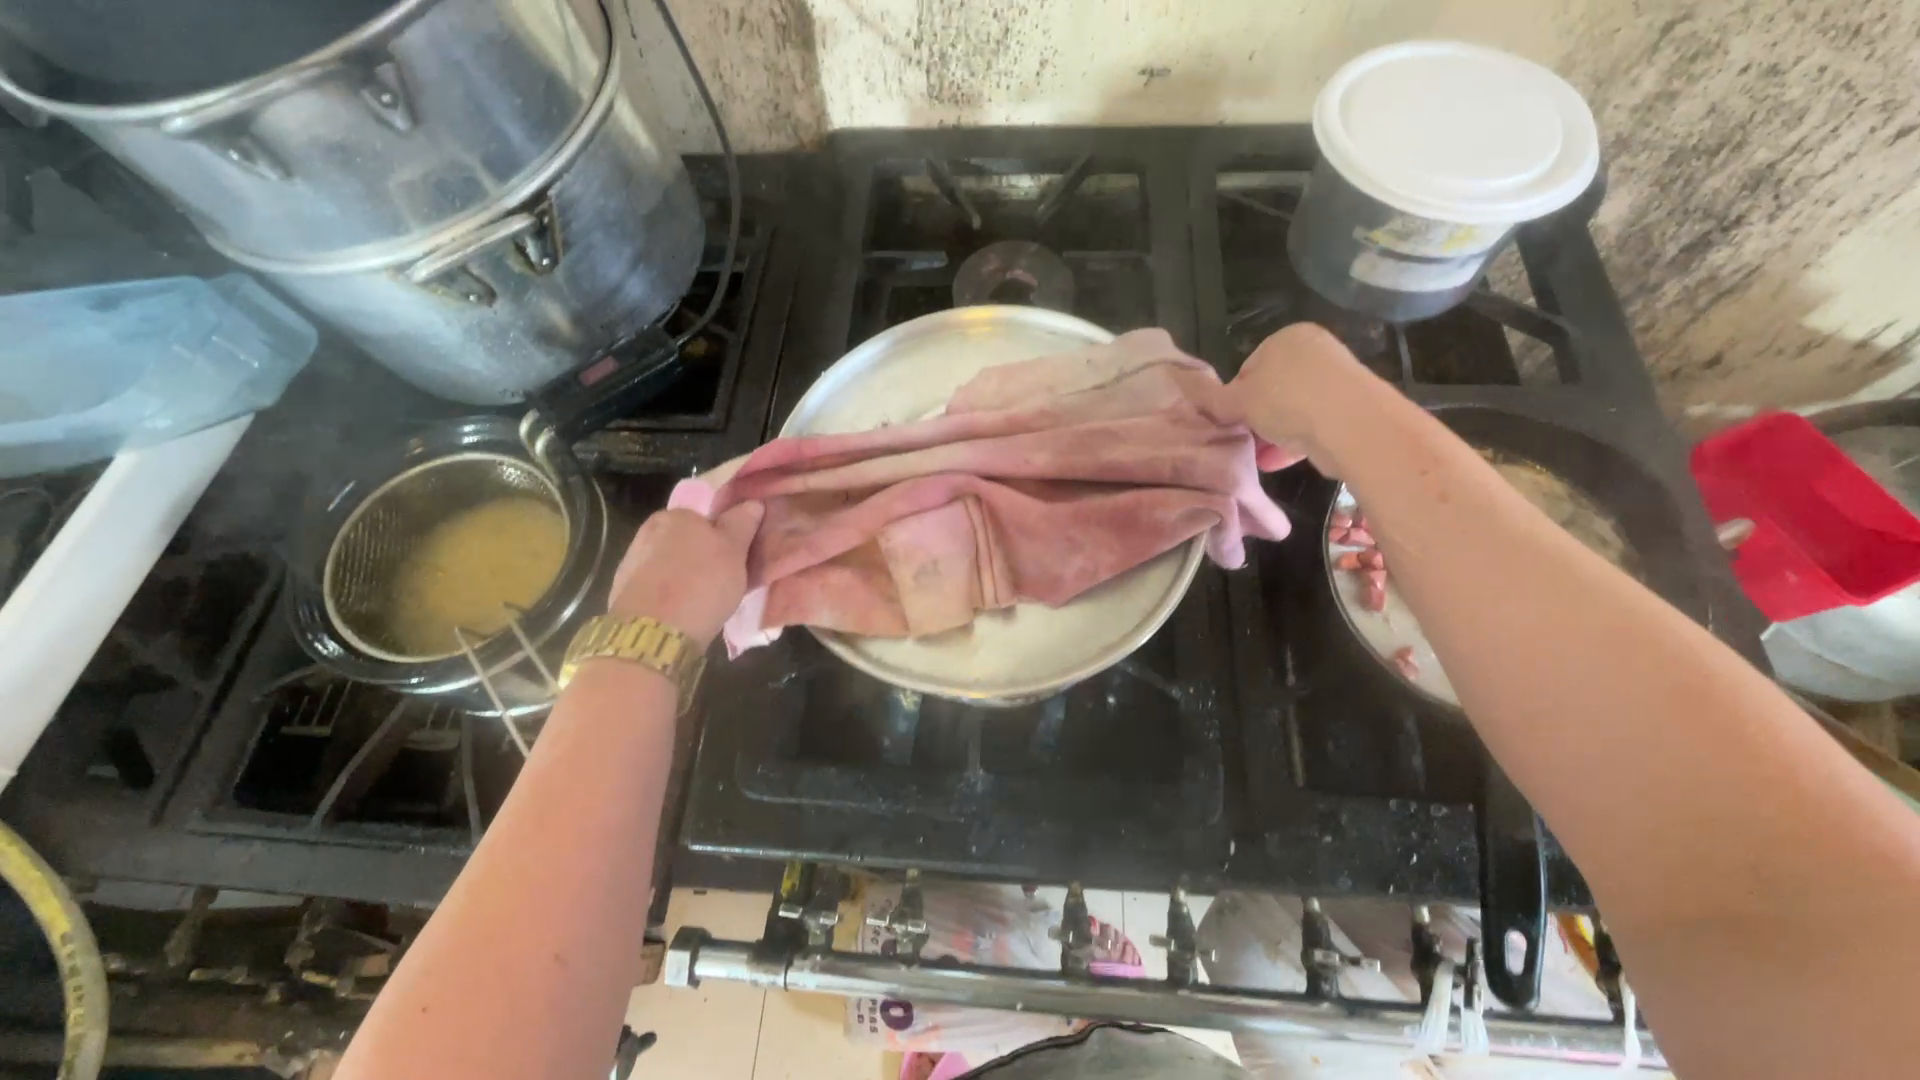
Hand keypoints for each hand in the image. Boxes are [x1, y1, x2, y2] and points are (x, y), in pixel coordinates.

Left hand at [607, 501, 764, 647]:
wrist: (655, 632)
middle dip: (699, 557)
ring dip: (682, 577)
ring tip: (701, 602)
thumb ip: (741, 524)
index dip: (722, 539)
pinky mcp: (622, 591)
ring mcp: (631, 562)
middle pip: (683, 541)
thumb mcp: (734, 552)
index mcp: (676, 515)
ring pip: (668, 564)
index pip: (704, 519)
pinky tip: (679, 612)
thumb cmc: (702, 584)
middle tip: (721, 582)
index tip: (734, 560)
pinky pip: (654, 587)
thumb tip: (751, 503)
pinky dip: (666, 595)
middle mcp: (648, 531)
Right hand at [1227, 322, 1375, 472]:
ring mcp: (1335, 380)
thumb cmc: (1286, 401)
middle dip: (1255, 417)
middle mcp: (1314, 352)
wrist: (1352, 425)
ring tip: (1258, 456)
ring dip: (1273, 433)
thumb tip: (1198, 397)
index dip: (1234, 396)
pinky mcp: (1350, 409)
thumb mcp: (1239, 401)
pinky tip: (1276, 462)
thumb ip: (1216, 400)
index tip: (1229, 420)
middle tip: (1243, 439)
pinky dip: (1294, 442)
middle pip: (1271, 389)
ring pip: (1292, 409)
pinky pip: (1312, 425)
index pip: (1248, 367)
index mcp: (1286, 337)